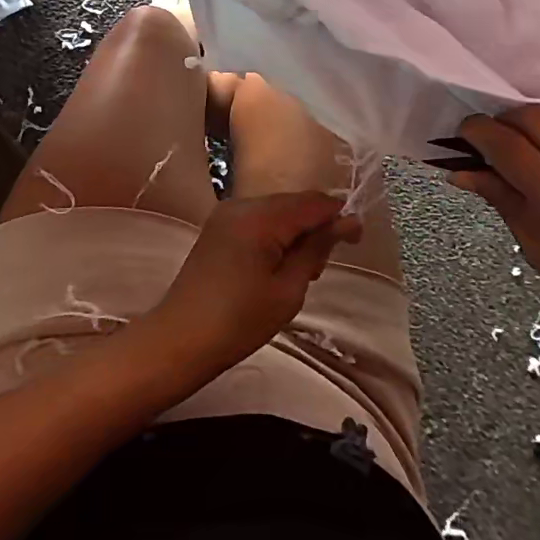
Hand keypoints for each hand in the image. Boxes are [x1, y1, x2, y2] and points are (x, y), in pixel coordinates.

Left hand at [145, 193, 363, 370]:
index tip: (357, 241)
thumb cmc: (240, 320)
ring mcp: (224, 215)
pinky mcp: (216, 228)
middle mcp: (240, 205)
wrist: (182, 337)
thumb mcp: (288, 289)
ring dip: (294, 234)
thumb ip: (317, 249)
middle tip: (318, 270)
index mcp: (259, 217)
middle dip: (315, 228)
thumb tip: (346, 222)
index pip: (312, 202)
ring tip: (296, 275)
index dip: (338, 217)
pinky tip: (274, 267)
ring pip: (275, 212)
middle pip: (293, 203)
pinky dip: (274, 237)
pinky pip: (256, 221)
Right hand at [447, 105, 539, 367]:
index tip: (460, 134)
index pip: (509, 145)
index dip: (477, 132)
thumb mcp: (538, 250)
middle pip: (536, 117)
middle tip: (486, 140)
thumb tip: (461, 172)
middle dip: (503, 121)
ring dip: (534, 120)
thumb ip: (502, 200)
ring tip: (519, 142)